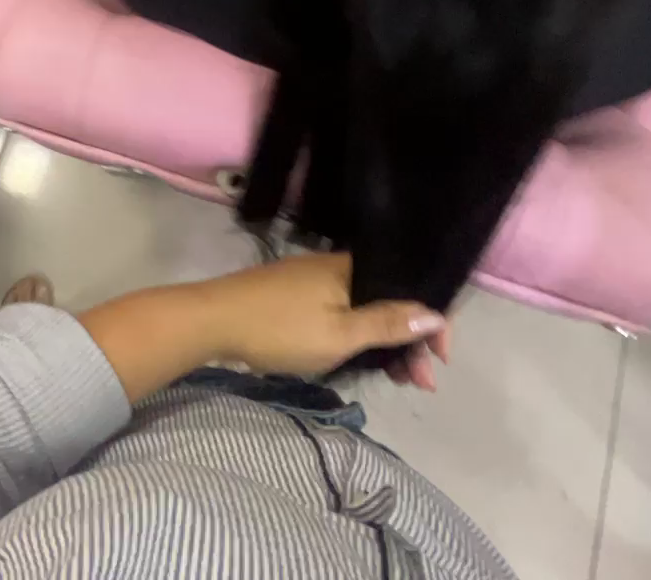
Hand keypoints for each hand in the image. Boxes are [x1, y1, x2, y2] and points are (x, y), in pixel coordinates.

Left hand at [192, 253, 449, 384]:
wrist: (212, 319)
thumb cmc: (279, 328)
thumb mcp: (339, 333)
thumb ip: (387, 323)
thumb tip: (436, 313)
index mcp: (349, 268)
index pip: (407, 286)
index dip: (431, 322)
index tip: (439, 360)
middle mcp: (334, 267)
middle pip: (387, 300)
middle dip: (409, 340)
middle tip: (419, 383)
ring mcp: (312, 280)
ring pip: (363, 309)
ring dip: (384, 343)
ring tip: (396, 380)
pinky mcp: (294, 294)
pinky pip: (340, 312)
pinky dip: (357, 336)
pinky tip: (362, 360)